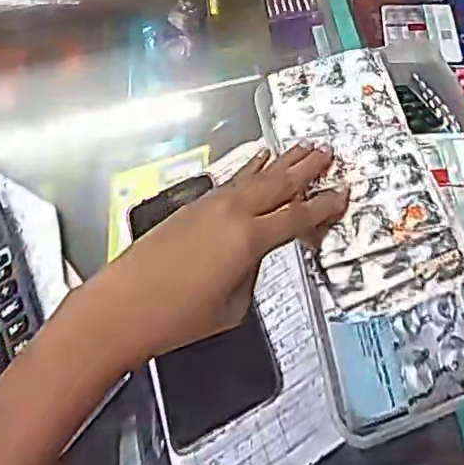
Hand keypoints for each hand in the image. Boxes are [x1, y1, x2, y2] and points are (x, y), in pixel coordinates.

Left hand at [76, 147, 344, 372]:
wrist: (122, 305)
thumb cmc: (176, 317)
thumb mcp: (233, 305)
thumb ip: (252, 271)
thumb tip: (255, 254)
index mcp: (249, 239)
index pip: (297, 216)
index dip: (324, 206)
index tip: (341, 194)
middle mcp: (233, 212)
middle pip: (280, 183)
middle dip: (307, 168)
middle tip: (327, 152)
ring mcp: (212, 204)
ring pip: (257, 175)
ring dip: (282, 161)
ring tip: (303, 147)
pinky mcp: (195, 205)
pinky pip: (234, 180)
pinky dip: (252, 168)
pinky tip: (259, 159)